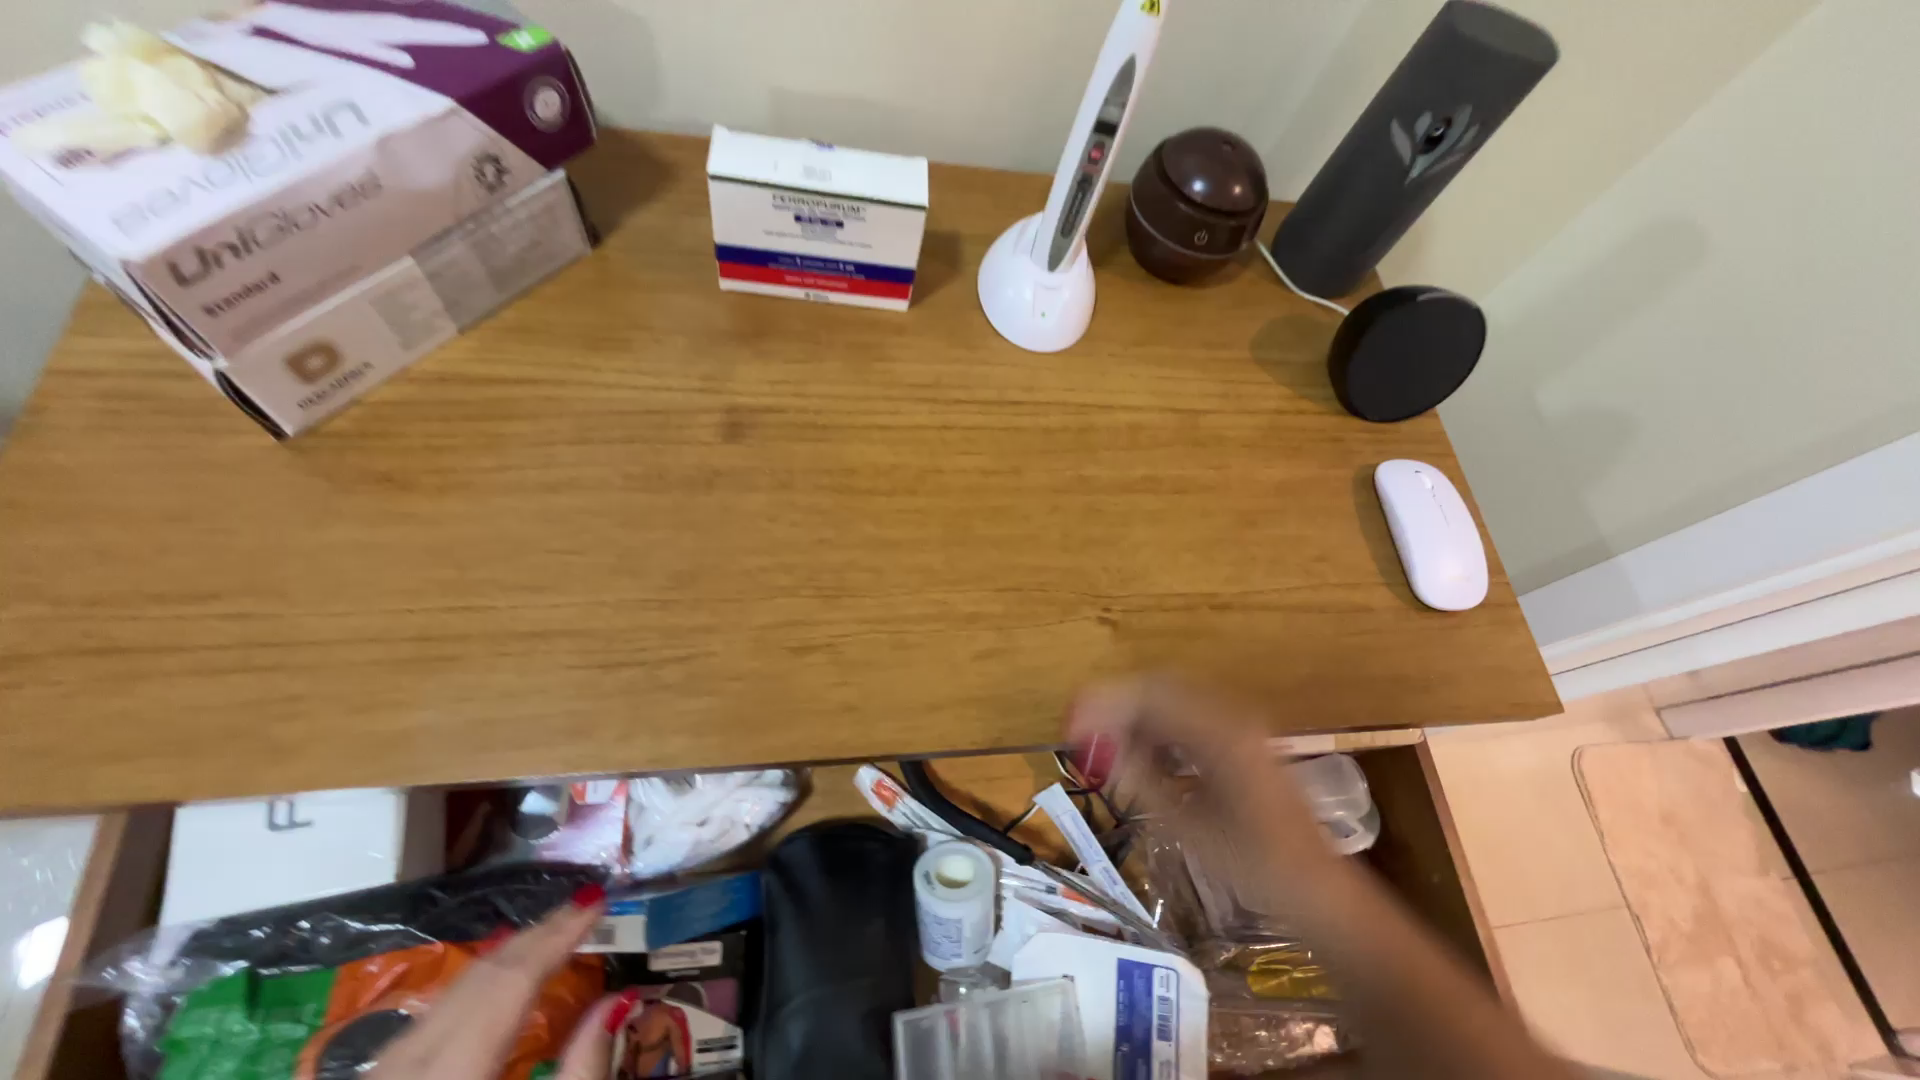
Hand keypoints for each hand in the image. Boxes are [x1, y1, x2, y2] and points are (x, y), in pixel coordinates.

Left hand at [368, 885, 639, 1079]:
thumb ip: (582, 1069)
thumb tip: (617, 1000)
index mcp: (450, 1078)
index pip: (511, 982)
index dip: (557, 935)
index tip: (597, 899)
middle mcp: (403, 1067)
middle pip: (478, 978)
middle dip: (535, 936)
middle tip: (583, 906)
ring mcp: (374, 1077)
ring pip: (448, 994)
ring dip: (505, 960)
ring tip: (550, 934)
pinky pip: (427, 1021)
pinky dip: (472, 991)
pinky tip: (494, 984)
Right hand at [1067, 674, 1331, 867]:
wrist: (1321, 892)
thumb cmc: (1257, 867)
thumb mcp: (1188, 826)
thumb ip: (1140, 778)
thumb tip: (1093, 747)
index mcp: (1222, 732)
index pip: (1149, 694)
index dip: (1103, 705)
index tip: (1070, 728)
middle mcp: (1233, 716)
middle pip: (1159, 689)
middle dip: (1114, 707)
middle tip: (1079, 736)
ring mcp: (1242, 726)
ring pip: (1173, 701)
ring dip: (1134, 718)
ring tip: (1102, 750)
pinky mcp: (1244, 741)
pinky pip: (1190, 718)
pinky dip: (1158, 730)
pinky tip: (1141, 758)